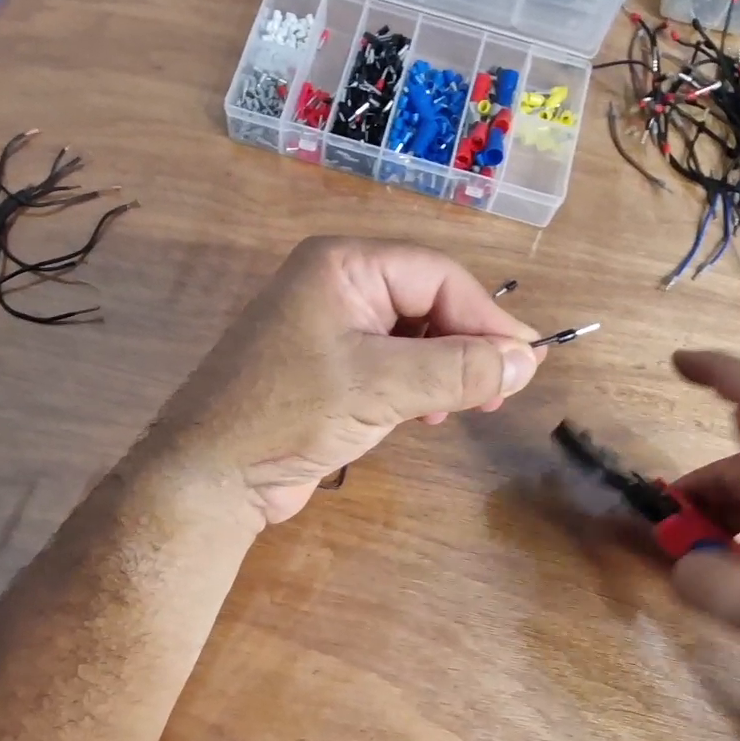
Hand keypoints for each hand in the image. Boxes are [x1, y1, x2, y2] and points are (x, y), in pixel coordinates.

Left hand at [147, 237, 542, 526]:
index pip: (438, 276)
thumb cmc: (290, 414)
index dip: (488, 319)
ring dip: (446, 371)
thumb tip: (527, 361)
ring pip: (414, 339)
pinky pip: (391, 368)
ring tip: (465, 407)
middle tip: (500, 390)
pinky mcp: (329, 373)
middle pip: (428, 303)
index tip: (526, 363)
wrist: (212, 474)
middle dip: (467, 346)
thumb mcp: (380, 386)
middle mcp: (338, 288)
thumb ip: (457, 370)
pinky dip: (417, 389)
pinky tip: (426, 416)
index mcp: (344, 266)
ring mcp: (331, 332)